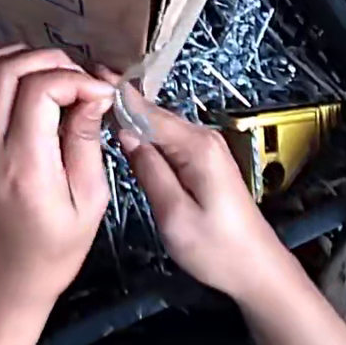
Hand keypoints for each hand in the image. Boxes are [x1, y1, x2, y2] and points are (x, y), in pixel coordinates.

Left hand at [0, 46, 115, 315]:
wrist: (9, 274)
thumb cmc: (57, 244)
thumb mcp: (90, 199)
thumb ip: (86, 140)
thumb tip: (94, 93)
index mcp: (26, 164)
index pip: (40, 91)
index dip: (75, 79)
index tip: (99, 93)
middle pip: (7, 71)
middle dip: (48, 59)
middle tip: (77, 75)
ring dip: (15, 58)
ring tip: (47, 70)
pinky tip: (5, 83)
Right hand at [107, 76, 300, 305]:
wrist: (258, 269)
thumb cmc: (217, 249)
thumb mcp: (174, 215)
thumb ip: (149, 170)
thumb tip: (126, 134)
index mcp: (196, 147)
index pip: (149, 112)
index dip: (119, 95)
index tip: (92, 75)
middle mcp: (203, 138)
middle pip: (155, 114)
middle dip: (122, 102)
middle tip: (87, 90)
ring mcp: (206, 147)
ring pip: (161, 126)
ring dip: (133, 117)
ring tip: (100, 105)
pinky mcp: (205, 159)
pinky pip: (170, 138)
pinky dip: (147, 132)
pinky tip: (128, 132)